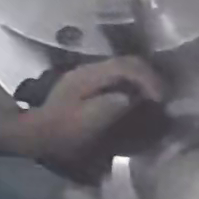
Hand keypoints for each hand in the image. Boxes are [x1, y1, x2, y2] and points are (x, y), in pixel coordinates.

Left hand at [6, 57, 163, 170]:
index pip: (128, 66)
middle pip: (130, 63)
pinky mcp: (92, 85)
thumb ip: (108, 106)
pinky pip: (122, 78)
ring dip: (146, 81)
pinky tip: (141, 101)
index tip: (162, 99)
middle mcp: (91, 70)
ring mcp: (90, 76)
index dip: (150, 80)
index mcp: (90, 76)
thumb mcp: (84, 122)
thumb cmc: (60, 132)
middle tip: (164, 99)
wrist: (34, 136)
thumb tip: (132, 97)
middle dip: (152, 79)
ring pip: (128, 68)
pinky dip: (137, 86)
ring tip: (157, 100)